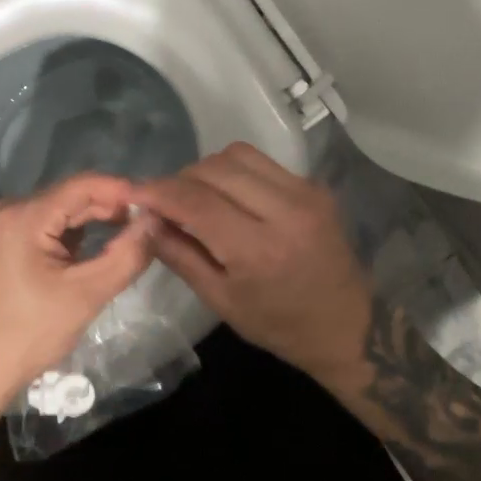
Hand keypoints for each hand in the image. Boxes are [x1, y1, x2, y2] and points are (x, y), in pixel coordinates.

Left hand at [0, 174, 157, 415]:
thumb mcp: (86, 295)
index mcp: (24, 215)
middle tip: (145, 227)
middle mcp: (6, 209)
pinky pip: (41, 228)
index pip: (83, 185)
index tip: (154, 205)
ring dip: (89, 224)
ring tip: (125, 240)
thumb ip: (126, 255)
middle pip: (68, 197)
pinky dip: (67, 237)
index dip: (122, 191)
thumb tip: (155, 221)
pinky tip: (89, 253)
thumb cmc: (29, 334)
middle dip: (108, 210)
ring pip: (56, 213)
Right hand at [132, 143, 372, 384]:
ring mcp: (305, 193)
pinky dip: (235, 173)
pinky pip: (261, 162)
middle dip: (180, 179)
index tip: (131, 192)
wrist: (348, 325)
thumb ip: (179, 254)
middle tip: (165, 202)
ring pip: (237, 155)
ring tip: (197, 196)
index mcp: (258, 249)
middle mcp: (285, 210)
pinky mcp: (314, 186)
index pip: (196, 201)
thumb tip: (144, 220)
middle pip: (214, 168)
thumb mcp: (221, 301)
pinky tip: (230, 197)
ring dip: (207, 170)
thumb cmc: (279, 324)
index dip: (157, 191)